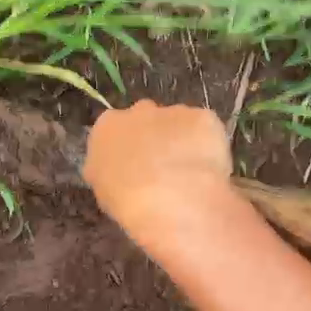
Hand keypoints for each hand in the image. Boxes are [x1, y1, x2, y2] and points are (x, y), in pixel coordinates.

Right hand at [83, 100, 235, 237]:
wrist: (171, 198)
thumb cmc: (126, 199)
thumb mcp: (103, 188)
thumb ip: (109, 168)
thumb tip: (121, 169)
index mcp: (107, 127)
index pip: (113, 128)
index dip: (125, 145)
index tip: (133, 163)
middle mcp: (138, 111)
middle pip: (145, 117)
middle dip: (152, 135)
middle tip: (160, 165)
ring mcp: (174, 112)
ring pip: (178, 122)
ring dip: (181, 139)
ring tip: (188, 171)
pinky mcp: (205, 118)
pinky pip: (206, 129)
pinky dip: (207, 144)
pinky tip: (208, 167)